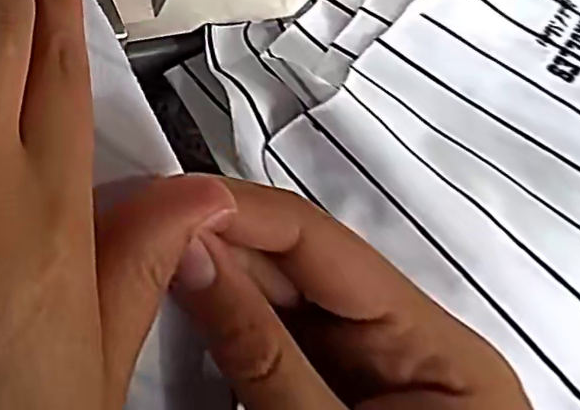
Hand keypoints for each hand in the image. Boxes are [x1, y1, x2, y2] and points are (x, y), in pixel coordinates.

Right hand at [173, 180, 530, 408]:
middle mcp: (404, 339)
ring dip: (213, 271)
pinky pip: (270, 326)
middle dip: (215, 239)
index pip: (317, 238)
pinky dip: (223, 313)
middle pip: (292, 259)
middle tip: (143, 227)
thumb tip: (188, 247)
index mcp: (435, 348)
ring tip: (154, 253)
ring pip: (275, 288)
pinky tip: (182, 297)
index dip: (237, 209)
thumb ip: (258, 347)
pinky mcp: (334, 382)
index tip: (164, 198)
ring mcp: (367, 361)